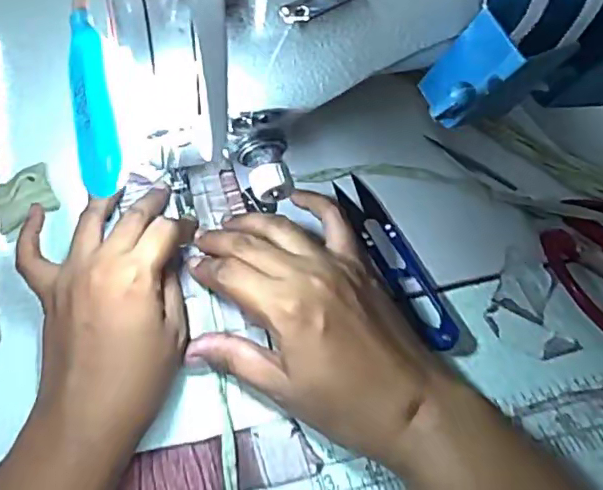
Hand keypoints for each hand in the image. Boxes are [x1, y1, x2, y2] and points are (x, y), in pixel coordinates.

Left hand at [0, 187, 194, 489]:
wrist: (85, 420)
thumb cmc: (137, 383)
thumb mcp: (173, 334)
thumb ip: (173, 287)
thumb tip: (171, 258)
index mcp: (137, 272)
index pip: (165, 230)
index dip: (182, 224)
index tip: (192, 227)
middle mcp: (102, 261)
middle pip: (131, 216)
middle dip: (152, 202)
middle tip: (164, 195)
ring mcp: (70, 272)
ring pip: (87, 221)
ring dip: (105, 200)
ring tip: (119, 189)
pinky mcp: (48, 289)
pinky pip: (31, 255)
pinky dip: (31, 231)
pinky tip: (39, 212)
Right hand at [189, 191, 575, 488]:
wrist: (410, 404)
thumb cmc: (345, 406)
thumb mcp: (285, 391)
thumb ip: (238, 358)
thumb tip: (194, 346)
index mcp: (284, 307)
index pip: (232, 275)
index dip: (207, 269)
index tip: (191, 265)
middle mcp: (305, 273)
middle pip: (252, 245)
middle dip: (221, 240)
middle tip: (201, 239)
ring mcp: (333, 261)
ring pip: (283, 227)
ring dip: (252, 221)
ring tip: (231, 222)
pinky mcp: (357, 260)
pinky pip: (334, 219)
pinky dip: (314, 201)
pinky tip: (294, 196)